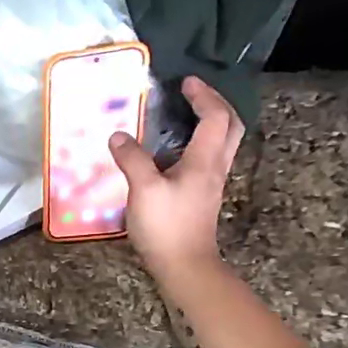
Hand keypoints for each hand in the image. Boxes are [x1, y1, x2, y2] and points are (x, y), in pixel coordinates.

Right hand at [109, 76, 244, 276]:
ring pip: (221, 143)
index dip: (203, 96)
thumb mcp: (143, 190)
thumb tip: (118, 136)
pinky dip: (196, 144)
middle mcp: (214, 167)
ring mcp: (210, 183)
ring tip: (184, 116)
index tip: (186, 82)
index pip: (215, 117)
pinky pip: (206, 159)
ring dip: (209, 124)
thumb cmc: (166, 226)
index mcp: (204, 160)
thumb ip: (132, 160)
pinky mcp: (201, 197)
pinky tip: (172, 152)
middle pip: (229, 127)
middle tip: (194, 94)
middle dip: (215, 105)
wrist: (183, 264)